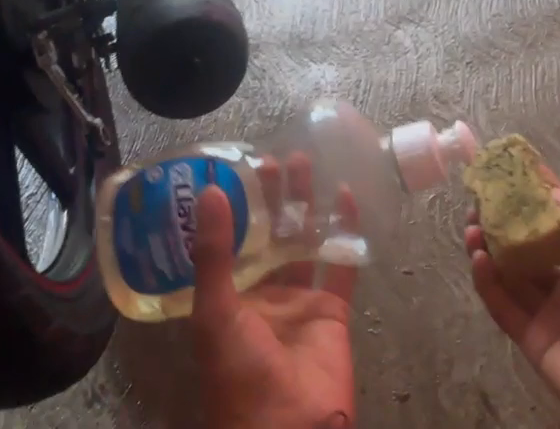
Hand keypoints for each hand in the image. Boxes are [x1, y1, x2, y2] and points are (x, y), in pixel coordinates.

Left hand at [190, 157, 358, 428]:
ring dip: (307, 205)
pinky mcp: (332, 307)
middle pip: (270, 233)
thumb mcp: (215, 312)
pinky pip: (341, 261)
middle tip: (279, 157)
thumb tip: (211, 191)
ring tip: (308, 163)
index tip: (238, 166)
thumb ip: (214, 254)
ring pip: (304, 241)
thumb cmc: (238, 371)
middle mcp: (263, 290)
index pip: (231, 238)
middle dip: (274, 197)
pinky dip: (346, 230)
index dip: (236, 205)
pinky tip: (347, 197)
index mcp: (229, 293)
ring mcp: (299, 298)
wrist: (286, 426)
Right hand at [466, 184, 559, 428]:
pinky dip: (486, 281)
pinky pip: (502, 306)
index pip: (557, 221)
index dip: (536, 196)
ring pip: (509, 272)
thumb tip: (553, 191)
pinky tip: (478, 258)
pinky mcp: (532, 339)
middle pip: (526, 245)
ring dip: (488, 246)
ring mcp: (548, 312)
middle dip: (502, 221)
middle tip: (480, 199)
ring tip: (472, 224)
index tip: (511, 170)